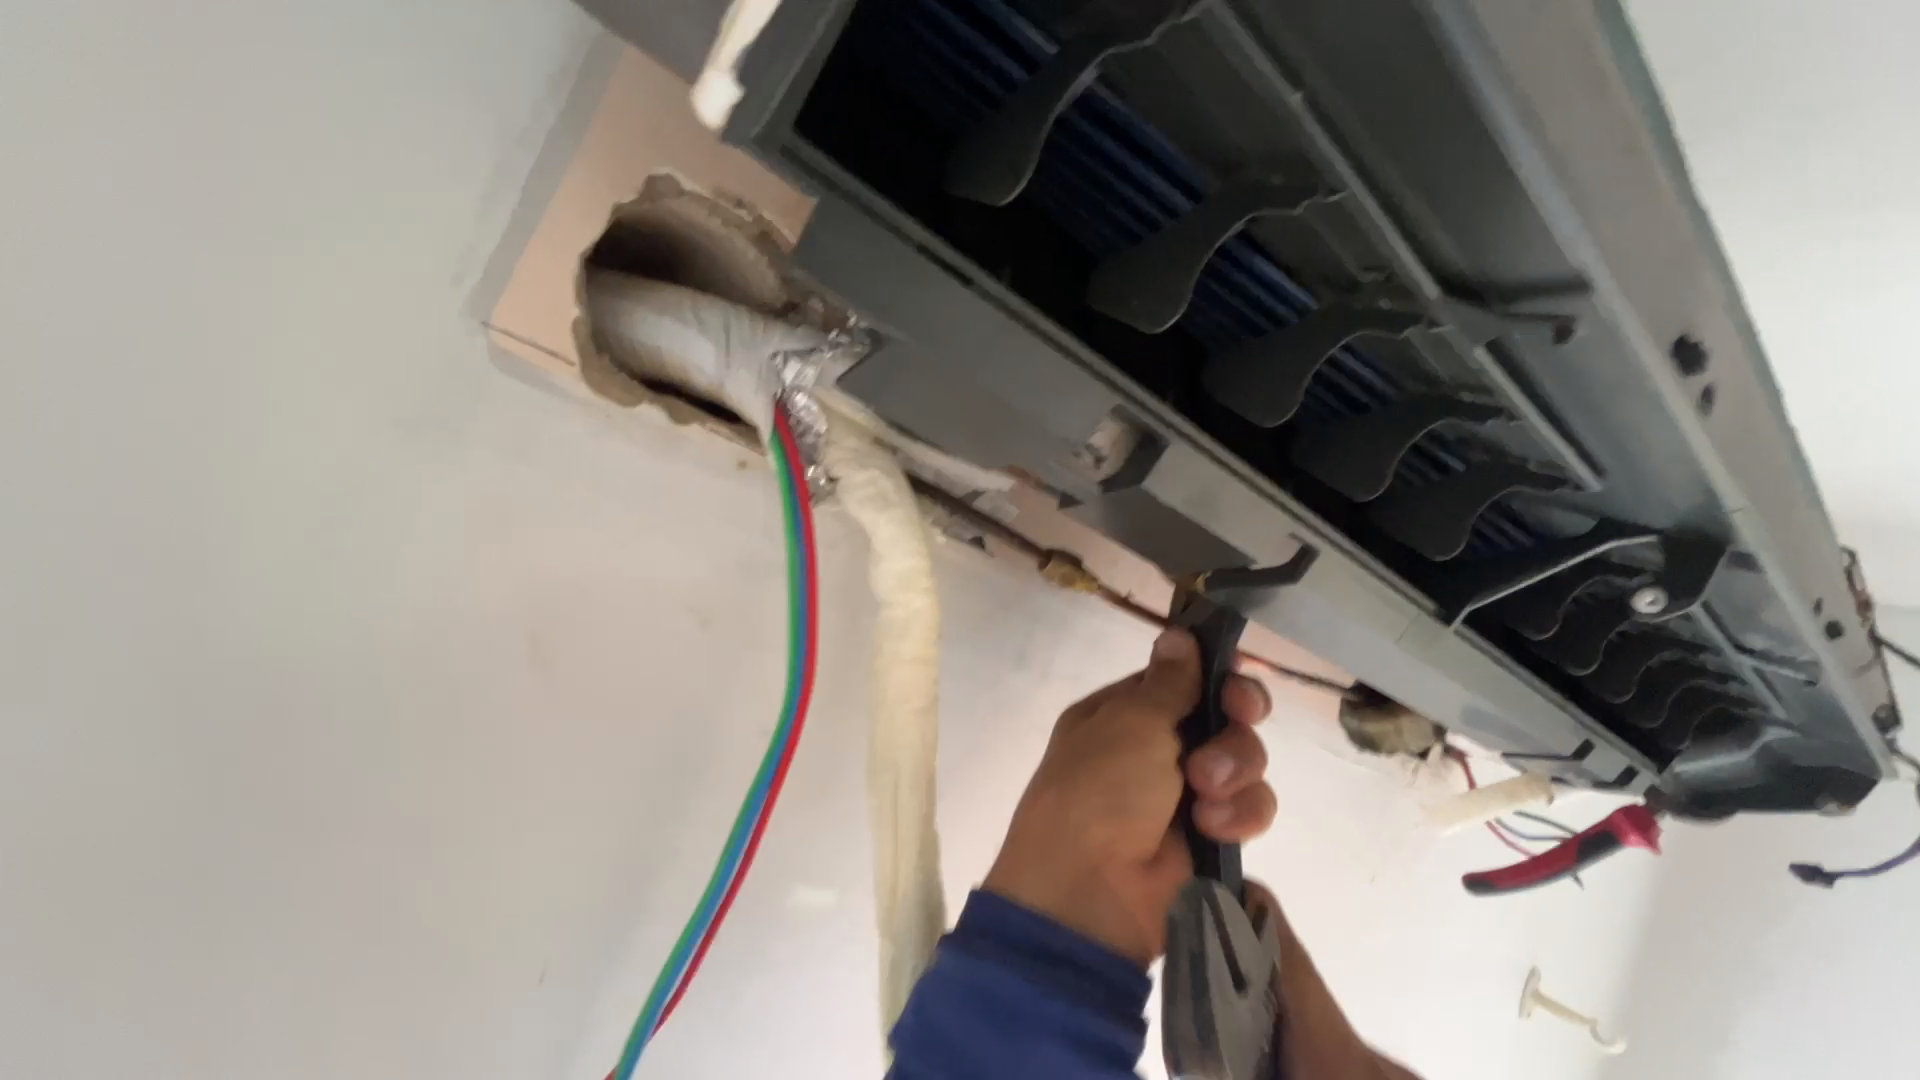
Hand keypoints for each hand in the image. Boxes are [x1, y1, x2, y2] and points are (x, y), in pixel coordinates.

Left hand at [982, 628, 1276, 966]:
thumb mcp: (1130, 723)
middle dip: (1235, 720)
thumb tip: (1177, 632)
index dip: (1216, 675)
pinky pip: (1249, 808)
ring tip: (1204, 791)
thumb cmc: (1100, 789)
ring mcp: (1184, 793)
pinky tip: (1213, 828)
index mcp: (1122, 713)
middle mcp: (1155, 747)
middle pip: (1224, 716)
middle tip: (1237, 718)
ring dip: (1234, 769)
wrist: (1090, 892)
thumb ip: (1168, 682)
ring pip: (1244, 760)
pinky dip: (1238, 815)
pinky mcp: (1212, 836)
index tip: (1238, 674)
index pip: (1183, 679)